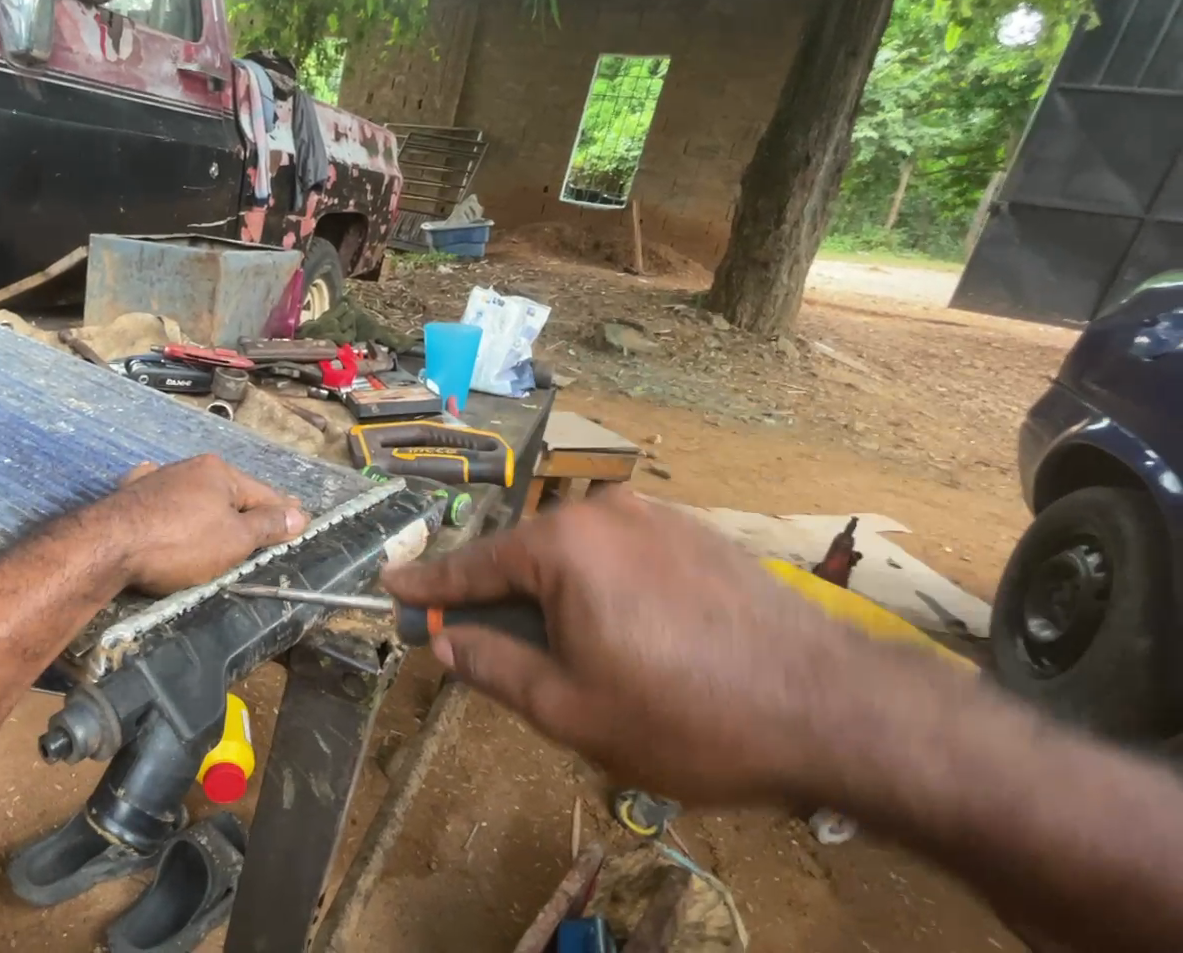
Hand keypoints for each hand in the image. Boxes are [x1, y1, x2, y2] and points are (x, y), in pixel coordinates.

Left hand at [90, 456, 308, 595]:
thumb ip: (266, 526)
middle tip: (265, 525)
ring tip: (223, 524)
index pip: (262, 494)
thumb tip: (299, 513)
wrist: (108, 546)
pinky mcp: (129, 497)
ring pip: (194, 495)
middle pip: (228, 493)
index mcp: (218, 472)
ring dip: (210, 508)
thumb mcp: (234, 539)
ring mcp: (156, 479)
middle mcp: (188, 468)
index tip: (299, 520)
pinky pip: (161, 499)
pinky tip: (167, 503)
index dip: (283, 512)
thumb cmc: (180, 543)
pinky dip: (172, 505)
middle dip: (246, 508)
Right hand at [380, 489, 903, 805]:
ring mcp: (653, 516)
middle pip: (522, 559)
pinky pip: (618, 556)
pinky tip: (616, 634)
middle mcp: (601, 511)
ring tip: (555, 652)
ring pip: (572, 558)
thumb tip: (443, 642)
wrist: (839, 712)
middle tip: (470, 639)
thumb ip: (493, 667)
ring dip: (550, 599)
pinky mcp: (694, 534)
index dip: (426, 585)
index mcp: (561, 545)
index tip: (388, 583)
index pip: (471, 567)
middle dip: (495, 601)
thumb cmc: (687, 716)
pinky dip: (596, 589)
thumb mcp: (569, 708)